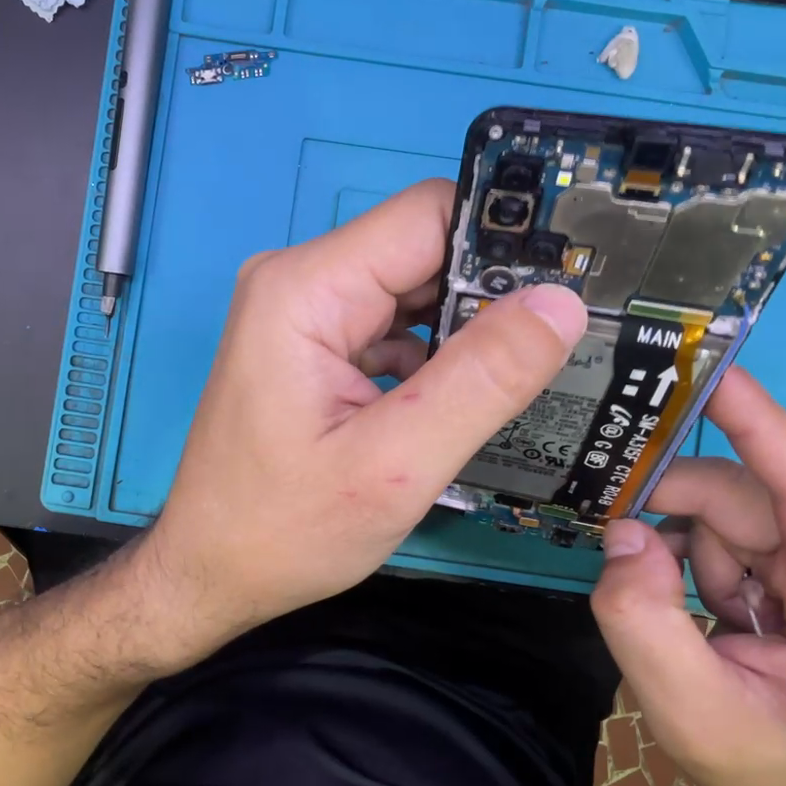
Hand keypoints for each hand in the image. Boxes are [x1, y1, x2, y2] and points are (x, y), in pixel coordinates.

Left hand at [143, 179, 587, 650]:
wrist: (210, 570)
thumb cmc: (284, 529)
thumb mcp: (396, 463)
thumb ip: (483, 378)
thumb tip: (560, 302)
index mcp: (306, 288)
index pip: (427, 215)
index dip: (505, 240)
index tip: (575, 279)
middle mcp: (300, 279)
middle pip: (422, 249)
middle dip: (492, 290)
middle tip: (562, 342)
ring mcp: (303, 310)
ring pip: (413, 287)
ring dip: (466, 327)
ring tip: (521, 374)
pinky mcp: (313, 341)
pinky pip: (392, 321)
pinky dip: (435, 351)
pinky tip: (464, 392)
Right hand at [589, 368, 785, 785]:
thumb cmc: (761, 765)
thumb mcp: (686, 711)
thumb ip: (640, 619)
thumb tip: (624, 530)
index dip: (759, 422)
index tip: (710, 366)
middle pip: (758, 494)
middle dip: (684, 517)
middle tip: (628, 547)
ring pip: (742, 501)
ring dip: (696, 546)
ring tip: (697, 612)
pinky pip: (746, 517)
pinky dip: (708, 550)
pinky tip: (716, 600)